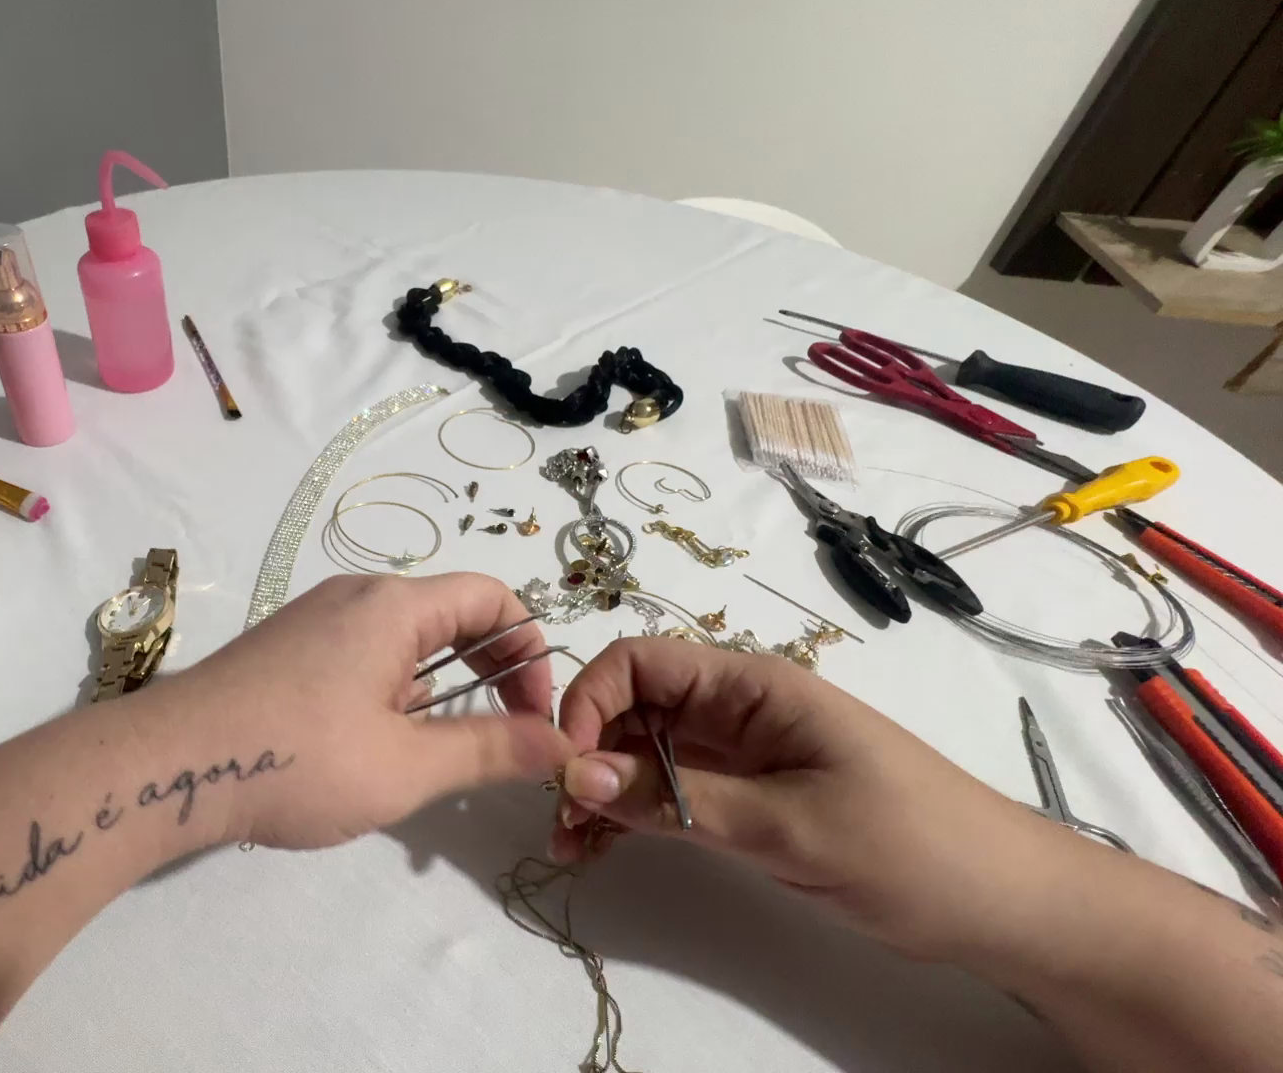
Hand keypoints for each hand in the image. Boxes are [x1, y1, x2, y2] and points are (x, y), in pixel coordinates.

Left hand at [156, 573, 575, 850]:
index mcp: (393, 605)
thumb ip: (489, 749)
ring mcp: (314, 619)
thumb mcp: (405, 765)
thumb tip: (558, 741)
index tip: (533, 716)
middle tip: (501, 732)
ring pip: (403, 640)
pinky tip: (368, 742)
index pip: (492, 598)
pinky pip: (361, 654)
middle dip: (489, 668)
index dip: (530, 651)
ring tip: (426, 751)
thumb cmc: (297, 760)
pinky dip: (390, 689)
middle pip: (450, 614)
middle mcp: (354, 595)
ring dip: (436, 687)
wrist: (168, 766)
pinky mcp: (287, 648)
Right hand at [552, 637, 1061, 959]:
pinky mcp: (738, 796)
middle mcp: (730, 709)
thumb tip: (573, 775)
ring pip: (637, 754)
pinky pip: (662, 792)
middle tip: (559, 818)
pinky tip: (599, 849)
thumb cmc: (916, 848)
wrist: (1017, 914)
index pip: (640, 662)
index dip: (591, 700)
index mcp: (749, 685)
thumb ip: (677, 798)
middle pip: (629, 709)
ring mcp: (732, 754)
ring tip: (569, 846)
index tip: (567, 764)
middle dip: (583, 754)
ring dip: (596, 791)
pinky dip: (626, 816)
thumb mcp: (789, 824)